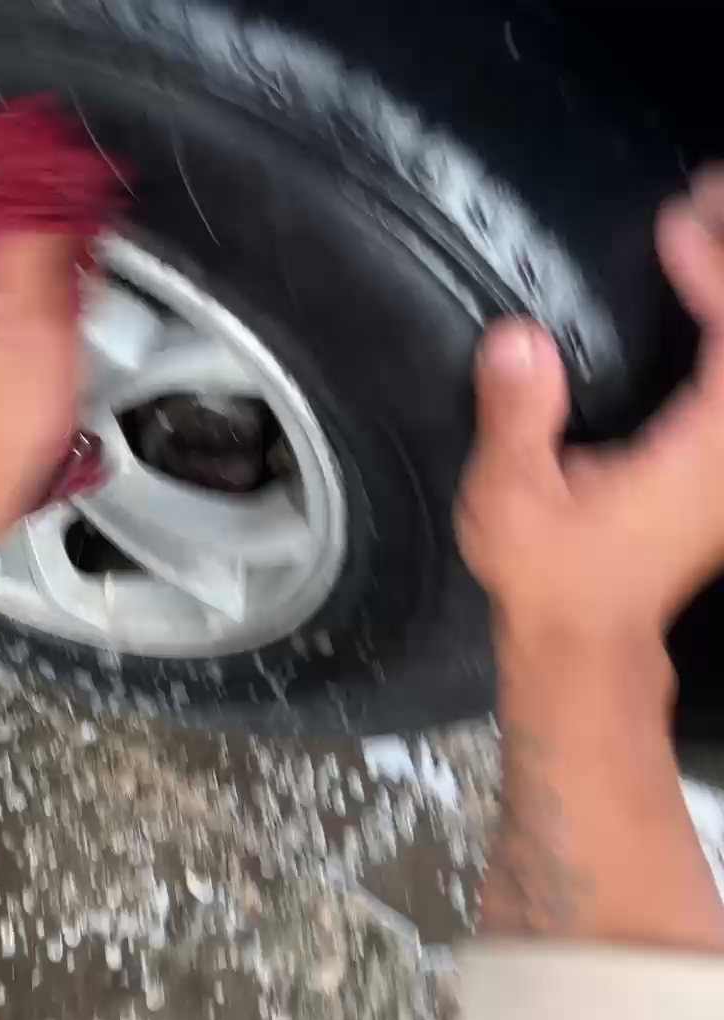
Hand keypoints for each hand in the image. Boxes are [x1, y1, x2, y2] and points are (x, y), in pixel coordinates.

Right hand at [457, 167, 723, 646]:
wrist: (584, 627)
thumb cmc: (546, 566)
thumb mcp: (511, 493)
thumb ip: (518, 418)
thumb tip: (515, 338)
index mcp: (709, 446)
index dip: (717, 271)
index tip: (677, 226)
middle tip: (710, 199)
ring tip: (708, 239)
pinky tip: (704, 303)